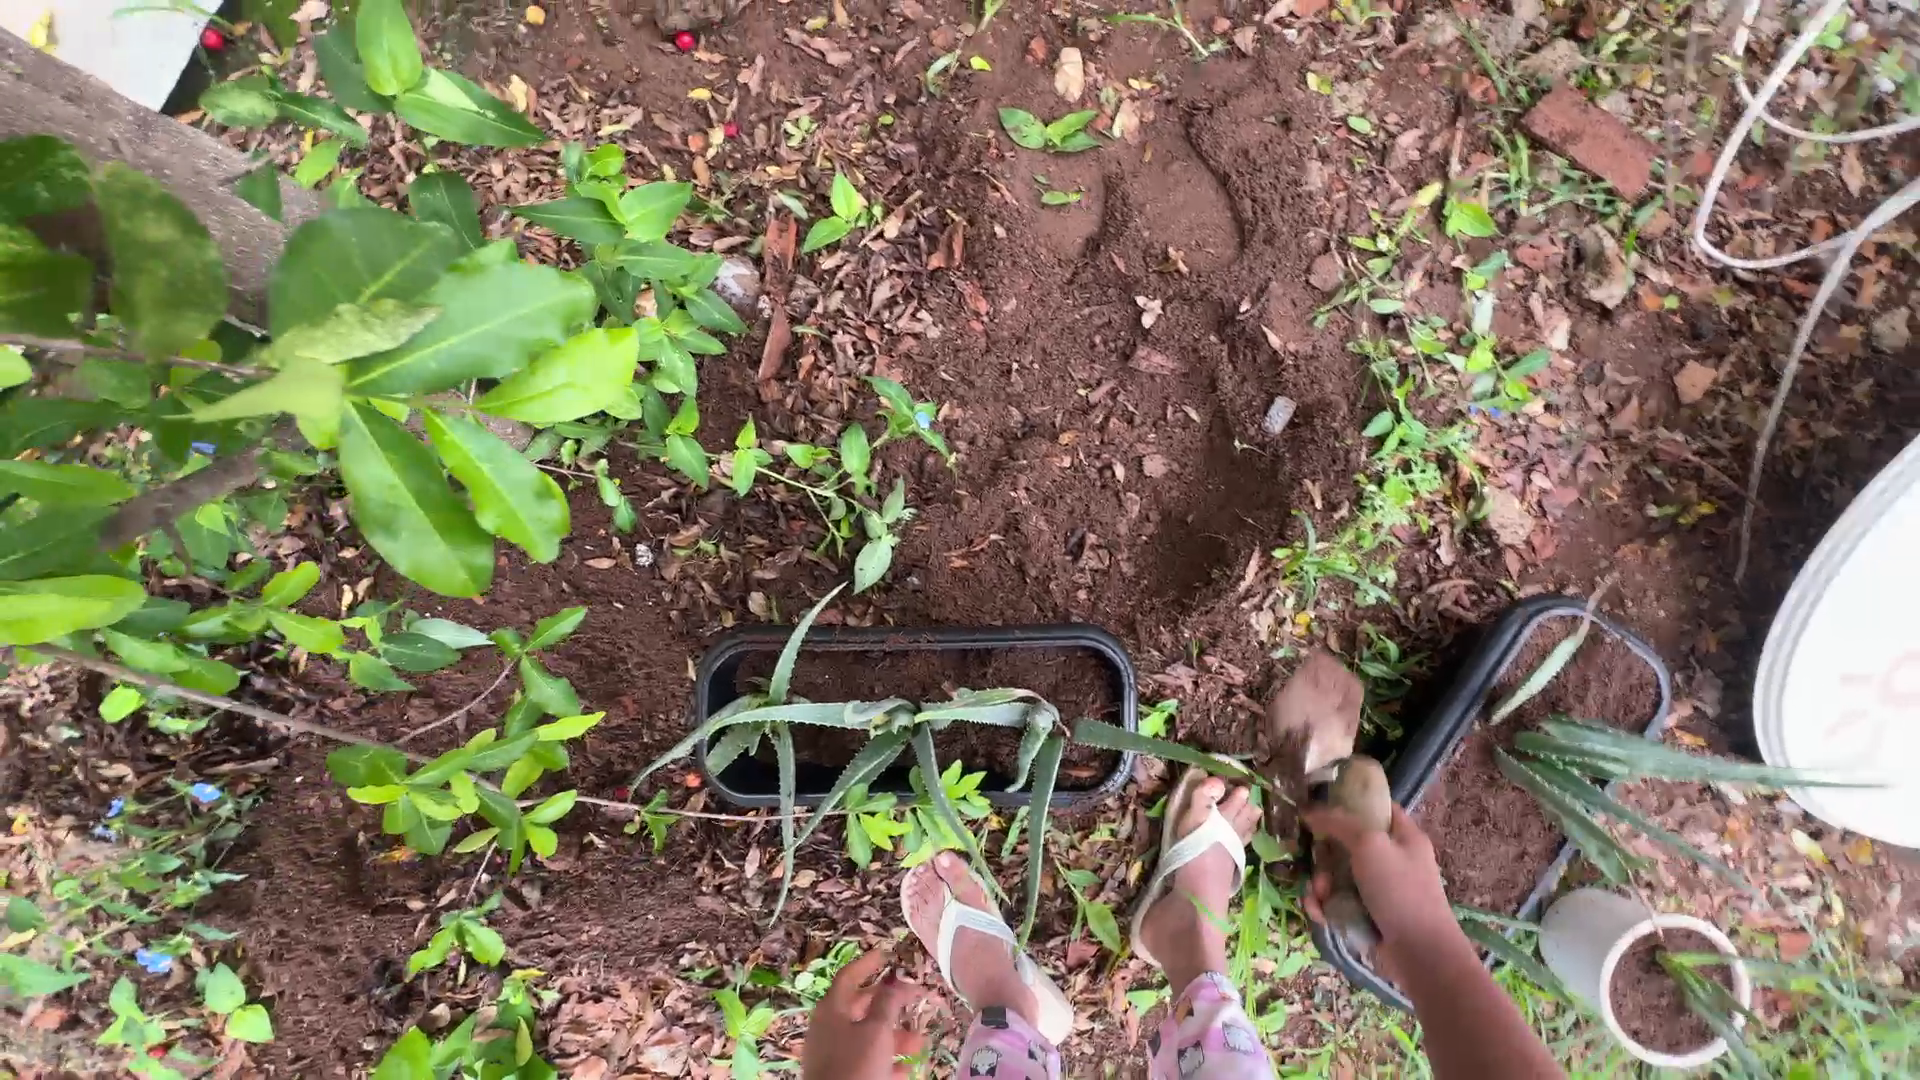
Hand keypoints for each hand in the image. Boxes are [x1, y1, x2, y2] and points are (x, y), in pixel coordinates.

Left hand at [800, 948, 926, 1079]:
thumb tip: (896, 982)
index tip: (886, 954)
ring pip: (866, 1038)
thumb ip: (888, 1002)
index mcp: (831, 1009)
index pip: (849, 976)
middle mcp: (828, 1029)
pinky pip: (865, 1063)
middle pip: (860, 1007)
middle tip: (911, 1000)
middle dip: (889, 1005)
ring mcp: (831, 1056)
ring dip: (894, 1037)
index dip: (868, 963)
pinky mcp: (839, 1078)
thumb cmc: (856, 1067)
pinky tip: (906, 1071)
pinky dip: (885, 1062)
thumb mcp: (877, 1031)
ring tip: (920, 1043)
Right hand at [1301, 802, 1463, 969]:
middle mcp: (1392, 859)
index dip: (1351, 801)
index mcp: (1403, 837)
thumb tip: (1310, 811)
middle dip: (1324, 853)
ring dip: (1320, 883)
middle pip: (1347, 841)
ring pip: (1337, 873)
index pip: (1378, 807)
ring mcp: (1380, 889)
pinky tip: (1319, 912)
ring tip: (1319, 895)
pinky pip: (1337, 900)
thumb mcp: (1370, 844)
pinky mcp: (1368, 914)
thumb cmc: (1401, 891)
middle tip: (1315, 860)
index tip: (1321, 804)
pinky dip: (1325, 905)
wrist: (1422, 955)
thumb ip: (1339, 822)